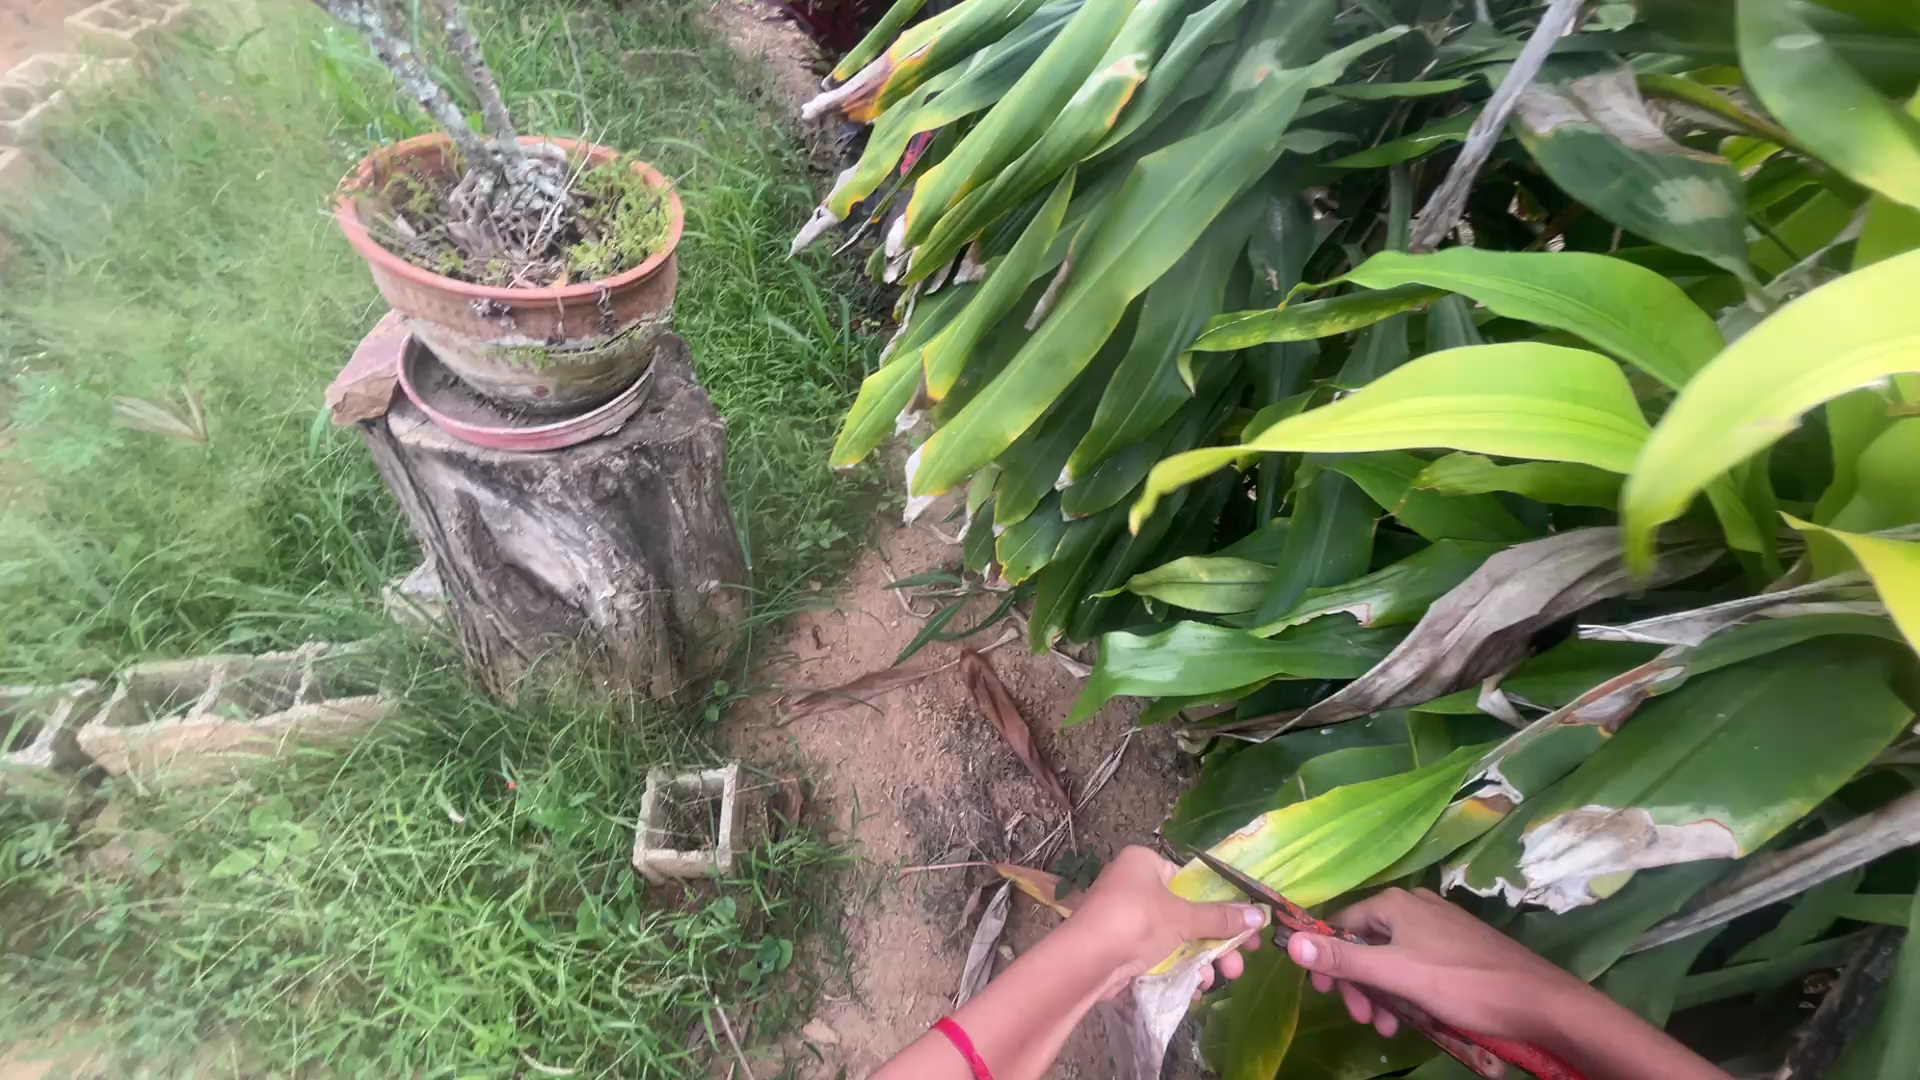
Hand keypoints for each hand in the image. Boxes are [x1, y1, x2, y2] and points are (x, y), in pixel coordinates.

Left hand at [1065, 846, 1267, 1000]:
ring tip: (1223, 977)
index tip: (1246, 926)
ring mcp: (1129, 914)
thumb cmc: (1134, 921)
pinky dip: (1181, 966)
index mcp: (1145, 862)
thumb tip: (1259, 914)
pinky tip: (1198, 986)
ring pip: (1177, 934)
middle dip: (1216, 939)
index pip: (1191, 878)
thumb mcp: (1181, 917)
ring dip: (1202, 957)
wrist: (1087, 959)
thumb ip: (1219, 917)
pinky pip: (1161, 951)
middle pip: (1187, 910)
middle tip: (1239, 962)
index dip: (1221, 903)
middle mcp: (1136, 882)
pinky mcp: (1126, 943)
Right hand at [1283, 886, 1600, 1044]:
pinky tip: (1419, 1014)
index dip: (1328, 960)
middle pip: (1366, 943)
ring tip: (1393, 1027)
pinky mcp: (1460, 945)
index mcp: (1391, 904)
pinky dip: (1410, 988)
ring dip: (1385, 992)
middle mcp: (1411, 905)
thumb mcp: (1398, 976)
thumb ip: (1344, 961)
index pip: (1339, 926)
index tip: (1327, 995)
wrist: (1546, 1004)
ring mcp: (1438, 924)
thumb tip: (1289, 943)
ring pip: (1393, 956)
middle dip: (1361, 983)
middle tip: (1367, 1020)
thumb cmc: (1465, 984)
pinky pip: (1418, 962)